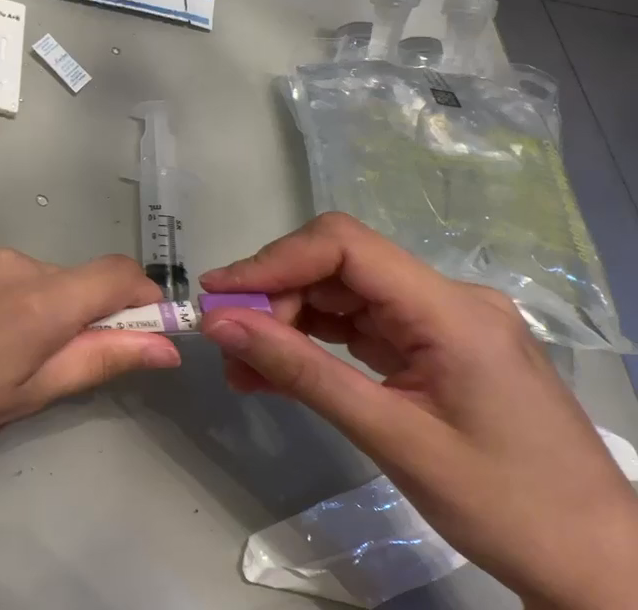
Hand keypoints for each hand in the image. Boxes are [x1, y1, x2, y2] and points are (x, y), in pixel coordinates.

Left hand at [0, 246, 178, 450]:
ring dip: (26, 312)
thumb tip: (164, 342)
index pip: (119, 274)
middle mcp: (8, 260)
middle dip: (71, 321)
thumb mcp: (25, 395)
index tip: (135, 338)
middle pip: (68, 281)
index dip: (140, 302)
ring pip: (25, 278)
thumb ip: (97, 361)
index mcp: (40, 297)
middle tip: (34, 372)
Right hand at [200, 213, 637, 609]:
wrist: (598, 566)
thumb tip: (214, 322)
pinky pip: (350, 328)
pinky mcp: (431, 349)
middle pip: (332, 269)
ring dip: (279, 325)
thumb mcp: (391, 436)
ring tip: (239, 369)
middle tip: (226, 346)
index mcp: (453, 314)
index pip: (344, 246)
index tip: (218, 298)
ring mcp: (441, 326)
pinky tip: (270, 374)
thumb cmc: (506, 504)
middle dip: (269, 300)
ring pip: (334, 297)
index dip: (272, 261)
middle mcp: (448, 303)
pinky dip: (305, 345)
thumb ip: (299, 371)